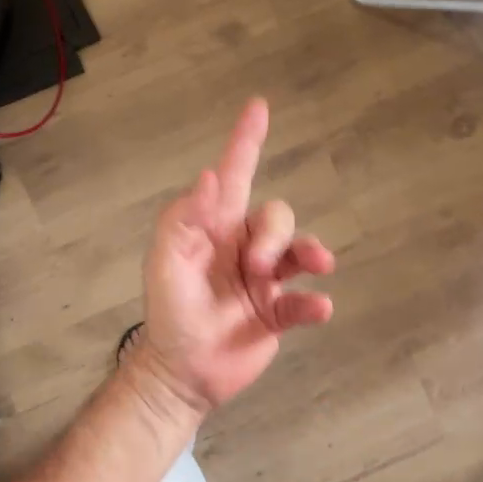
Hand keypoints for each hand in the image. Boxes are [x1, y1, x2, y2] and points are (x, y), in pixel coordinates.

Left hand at [136, 98, 334, 413]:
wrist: (183, 373)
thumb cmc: (169, 314)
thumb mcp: (165, 264)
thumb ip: (183, 221)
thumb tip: (210, 176)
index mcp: (213, 230)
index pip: (233, 176)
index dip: (245, 142)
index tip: (259, 107)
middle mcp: (242, 248)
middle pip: (276, 217)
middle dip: (275, 233)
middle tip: (256, 266)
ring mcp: (263, 281)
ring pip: (299, 251)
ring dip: (310, 253)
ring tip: (314, 268)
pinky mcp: (277, 313)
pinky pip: (304, 300)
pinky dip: (314, 302)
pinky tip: (317, 309)